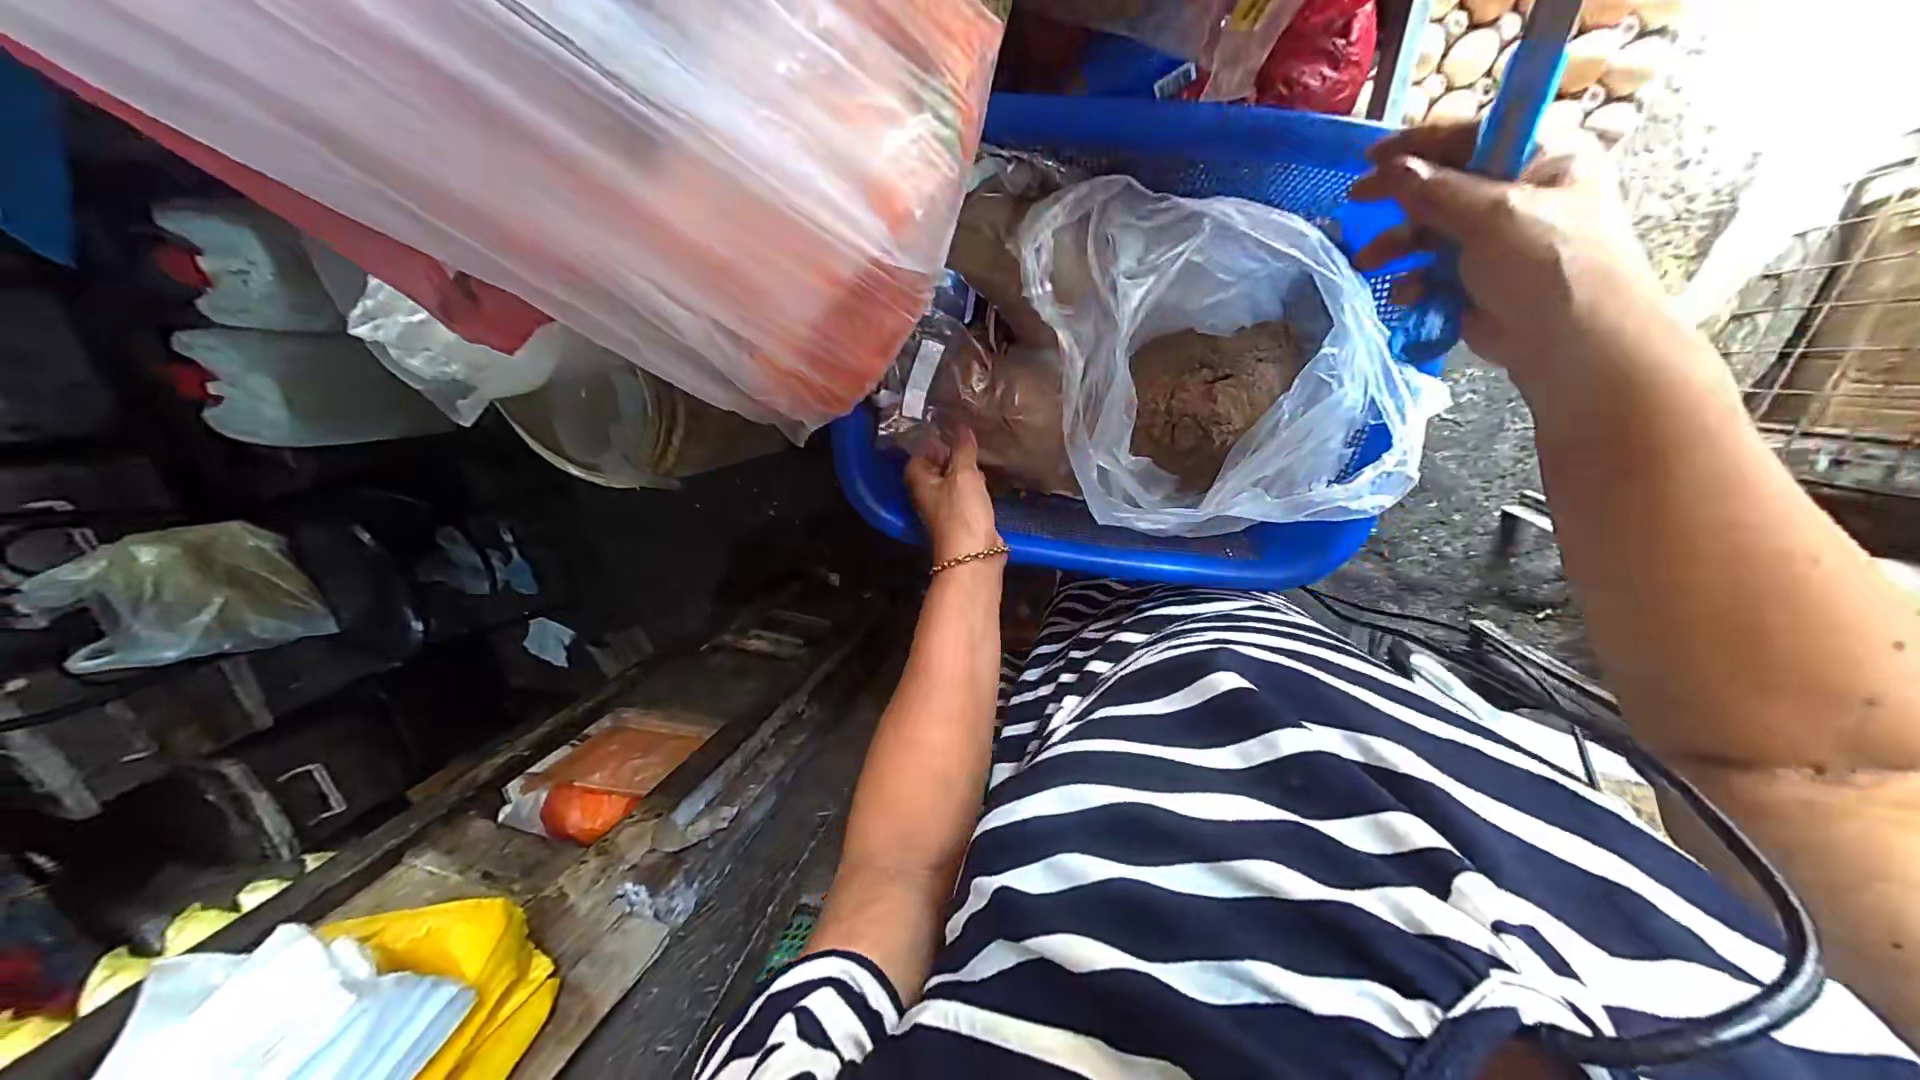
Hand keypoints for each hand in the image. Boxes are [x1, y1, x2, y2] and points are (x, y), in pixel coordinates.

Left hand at [905, 426, 1002, 566]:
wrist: (974, 557)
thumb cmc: (962, 513)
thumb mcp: (964, 474)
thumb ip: (963, 449)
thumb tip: (961, 426)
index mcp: (920, 481)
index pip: (918, 456)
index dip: (933, 444)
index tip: (953, 434)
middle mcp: (928, 495)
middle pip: (936, 469)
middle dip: (952, 456)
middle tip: (971, 443)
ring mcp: (945, 509)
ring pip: (953, 483)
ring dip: (966, 472)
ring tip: (982, 458)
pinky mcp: (963, 519)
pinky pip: (966, 497)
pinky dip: (975, 488)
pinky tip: (988, 482)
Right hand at [1348, 122, 1669, 392]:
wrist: (1570, 341)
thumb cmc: (1546, 263)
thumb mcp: (1492, 215)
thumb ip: (1436, 192)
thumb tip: (1393, 169)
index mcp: (1543, 157)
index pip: (1473, 136)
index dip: (1421, 145)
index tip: (1373, 157)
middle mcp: (1520, 194)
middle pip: (1445, 186)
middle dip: (1400, 200)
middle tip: (1356, 201)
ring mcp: (1497, 241)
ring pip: (1432, 233)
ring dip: (1397, 246)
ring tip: (1367, 262)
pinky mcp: (1477, 281)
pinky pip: (1432, 272)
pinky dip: (1414, 281)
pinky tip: (1406, 293)